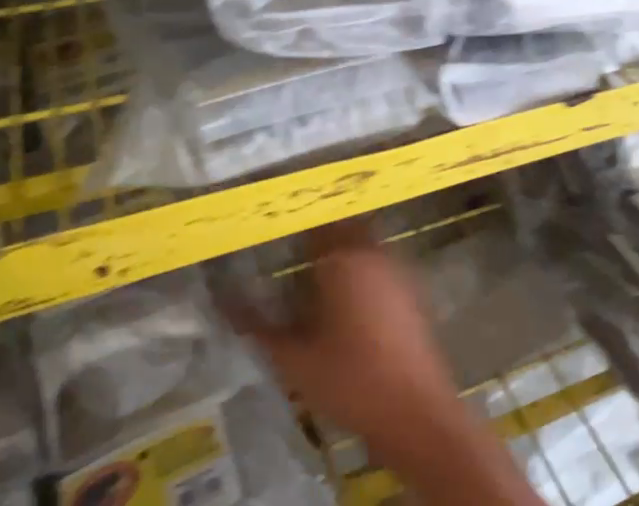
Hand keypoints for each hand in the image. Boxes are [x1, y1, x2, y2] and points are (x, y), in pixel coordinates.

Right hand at [232, 220, 547, 505]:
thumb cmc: (351, 382)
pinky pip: (380, 264)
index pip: (312, 223)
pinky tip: (345, 297)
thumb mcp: (293, 358)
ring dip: (340, 248)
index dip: (290, 225)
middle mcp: (373, 253)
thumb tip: (222, 299)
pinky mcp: (412, 292)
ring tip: (312, 272)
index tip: (270, 231)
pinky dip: (361, 268)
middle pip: (341, 227)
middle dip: (317, 233)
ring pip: (363, 243)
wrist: (417, 415)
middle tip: (291, 250)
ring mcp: (398, 270)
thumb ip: (256, 325)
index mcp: (342, 258)